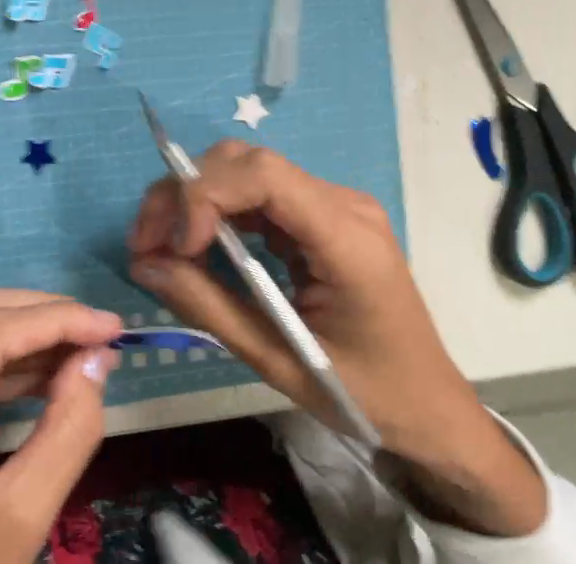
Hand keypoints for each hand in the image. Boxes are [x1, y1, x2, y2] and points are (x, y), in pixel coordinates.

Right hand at [127, 141, 546, 535]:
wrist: (433, 412)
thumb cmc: (367, 396)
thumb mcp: (279, 362)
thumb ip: (208, 306)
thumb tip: (143, 264)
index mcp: (346, 238)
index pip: (264, 175)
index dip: (204, 195)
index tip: (173, 246)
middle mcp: (341, 204)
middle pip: (246, 163)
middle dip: (184, 194)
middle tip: (145, 246)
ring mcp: (333, 207)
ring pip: (245, 172)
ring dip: (193, 201)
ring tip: (160, 248)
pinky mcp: (319, 219)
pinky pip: (257, 197)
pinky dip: (216, 214)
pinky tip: (195, 248)